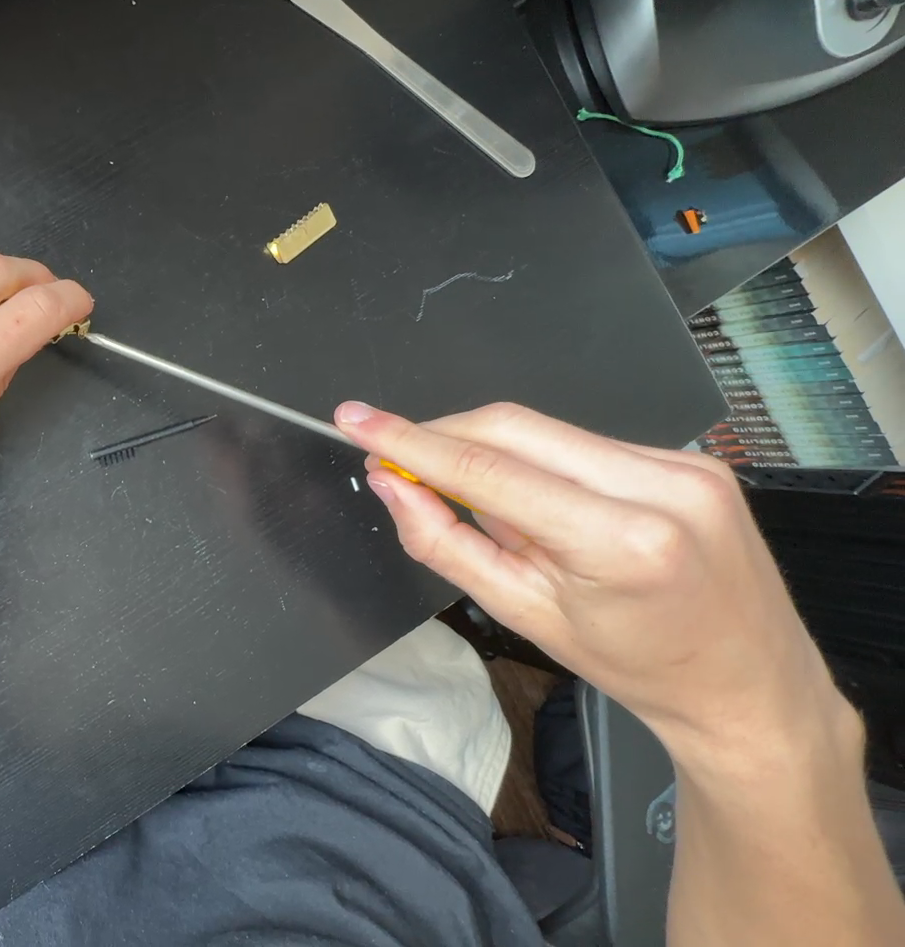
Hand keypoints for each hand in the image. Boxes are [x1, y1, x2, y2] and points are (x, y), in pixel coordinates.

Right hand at [335, 400, 850, 768]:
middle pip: (510, 427)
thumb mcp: (519, 611)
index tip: (354, 419)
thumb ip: (443, 542)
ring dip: (481, 450)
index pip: (484, 468)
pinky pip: (574, 440)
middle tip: (389, 459)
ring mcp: (682, 465)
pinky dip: (528, 459)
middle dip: (437, 436)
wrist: (749, 683)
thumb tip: (390, 485)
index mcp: (620, 540)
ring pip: (540, 429)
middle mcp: (661, 487)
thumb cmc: (631, 662)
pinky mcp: (688, 458)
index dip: (407, 440)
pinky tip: (527, 498)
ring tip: (466, 497)